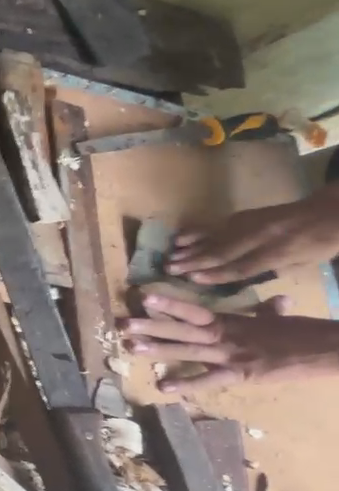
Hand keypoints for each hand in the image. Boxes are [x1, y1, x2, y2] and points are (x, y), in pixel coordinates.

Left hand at [119, 294, 338, 392]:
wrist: (335, 350)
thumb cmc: (308, 334)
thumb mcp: (283, 320)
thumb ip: (270, 312)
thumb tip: (277, 300)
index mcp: (231, 322)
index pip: (194, 311)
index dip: (169, 304)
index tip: (142, 297)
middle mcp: (225, 336)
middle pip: (182, 329)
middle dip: (151, 326)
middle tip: (120, 324)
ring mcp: (231, 355)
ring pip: (189, 350)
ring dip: (159, 349)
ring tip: (130, 347)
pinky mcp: (242, 374)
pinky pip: (210, 379)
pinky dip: (187, 383)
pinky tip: (163, 386)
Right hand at [166, 187, 338, 284]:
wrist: (332, 210)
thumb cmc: (323, 243)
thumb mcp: (307, 262)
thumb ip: (274, 269)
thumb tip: (240, 278)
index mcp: (282, 252)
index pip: (243, 266)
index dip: (217, 274)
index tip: (193, 279)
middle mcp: (262, 237)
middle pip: (223, 251)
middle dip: (194, 261)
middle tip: (169, 268)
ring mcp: (251, 223)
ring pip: (215, 237)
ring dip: (189, 247)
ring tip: (168, 256)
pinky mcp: (245, 215)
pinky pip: (216, 225)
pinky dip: (196, 232)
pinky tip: (180, 238)